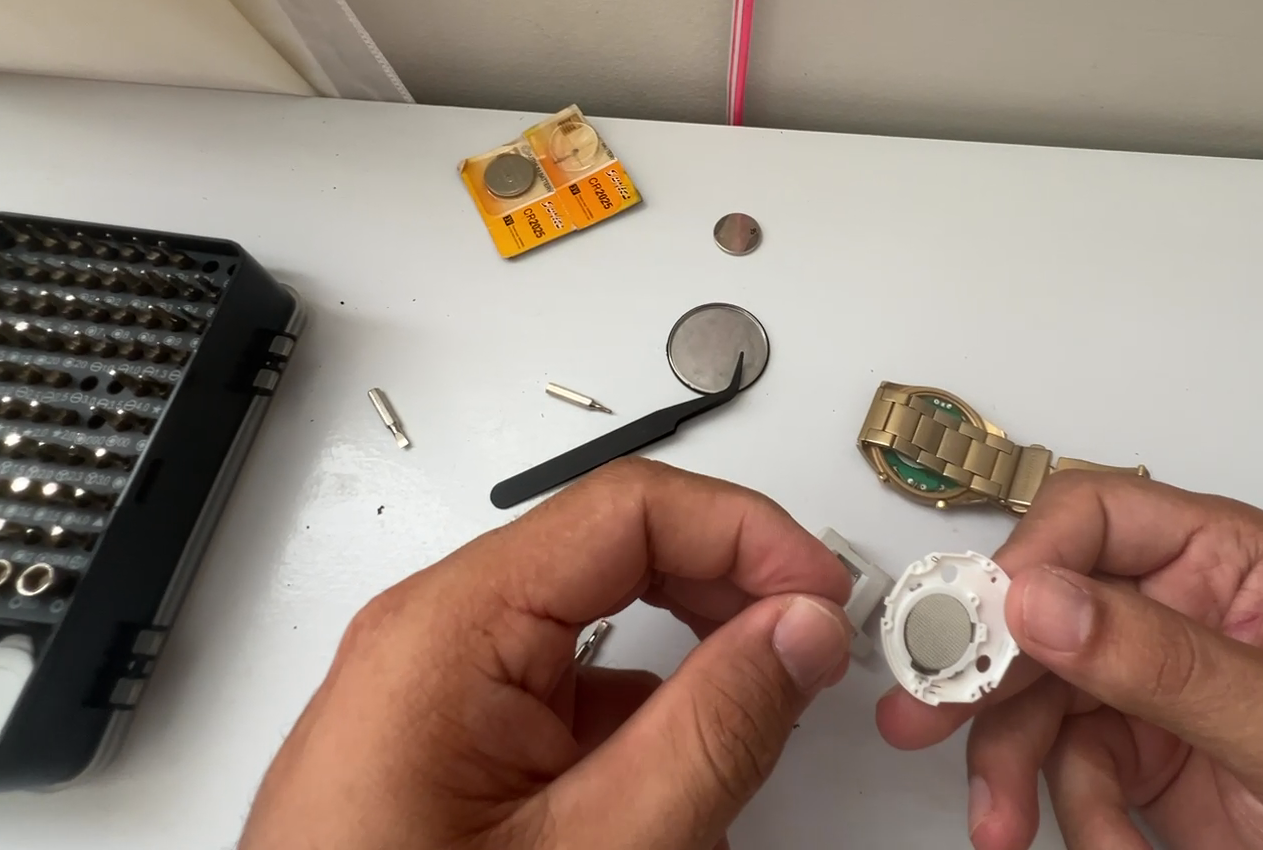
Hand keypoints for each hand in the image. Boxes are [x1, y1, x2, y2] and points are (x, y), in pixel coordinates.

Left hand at [242, 458, 854, 849]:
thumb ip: (713, 731)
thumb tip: (803, 626)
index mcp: (452, 627)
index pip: (630, 508)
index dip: (742, 530)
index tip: (819, 586)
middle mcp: (443, 630)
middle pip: (621, 544)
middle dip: (729, 579)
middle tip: (807, 635)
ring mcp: (451, 680)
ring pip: (609, 611)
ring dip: (699, 639)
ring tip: (763, 693)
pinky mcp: (466, 728)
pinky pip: (582, 677)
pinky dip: (655, 700)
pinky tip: (689, 755)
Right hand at [877, 471, 1262, 849]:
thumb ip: (1167, 662)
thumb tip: (1030, 598)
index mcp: (1220, 557)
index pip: (1092, 514)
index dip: (1032, 556)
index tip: (984, 627)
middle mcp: (1168, 602)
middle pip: (1042, 605)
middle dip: (985, 668)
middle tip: (919, 716)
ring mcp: (1144, 678)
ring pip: (1035, 688)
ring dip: (1008, 755)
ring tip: (994, 824)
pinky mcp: (1132, 749)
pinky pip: (1062, 758)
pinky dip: (1063, 808)